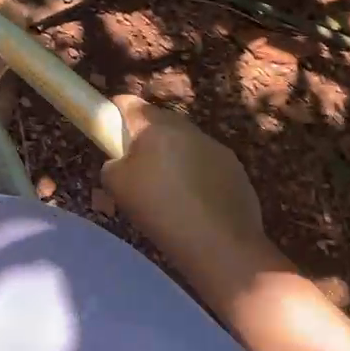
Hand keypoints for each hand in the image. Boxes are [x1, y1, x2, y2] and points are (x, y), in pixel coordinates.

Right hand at [101, 96, 265, 274]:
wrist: (222, 248)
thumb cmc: (160, 209)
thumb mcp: (115, 184)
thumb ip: (113, 163)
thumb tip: (124, 162)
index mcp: (156, 126)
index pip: (128, 102)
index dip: (115, 114)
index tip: (110, 135)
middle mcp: (189, 130)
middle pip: (159, 122)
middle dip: (147, 138)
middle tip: (139, 168)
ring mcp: (218, 150)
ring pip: (186, 143)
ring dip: (175, 157)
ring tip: (170, 192)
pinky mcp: (239, 173)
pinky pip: (208, 165)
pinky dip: (199, 177)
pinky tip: (196, 205)